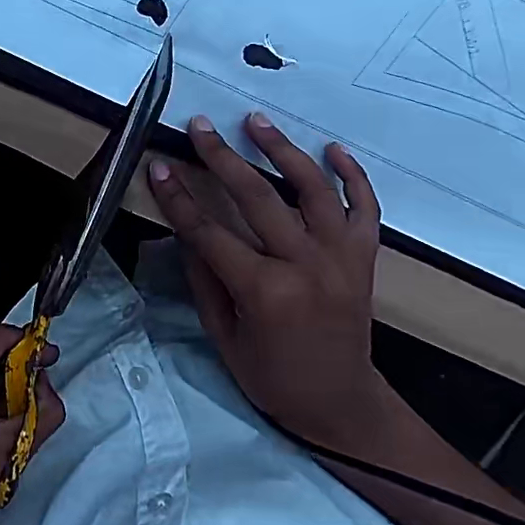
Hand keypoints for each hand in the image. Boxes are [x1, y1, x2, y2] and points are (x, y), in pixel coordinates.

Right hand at [147, 112, 384, 449]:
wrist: (342, 404)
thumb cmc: (273, 377)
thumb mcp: (224, 336)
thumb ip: (205, 279)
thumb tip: (189, 230)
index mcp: (265, 291)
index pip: (209, 232)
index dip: (179, 198)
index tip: (159, 167)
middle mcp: (306, 266)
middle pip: (257, 197)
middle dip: (221, 157)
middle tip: (199, 127)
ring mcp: (341, 258)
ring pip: (312, 189)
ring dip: (282, 150)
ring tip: (256, 121)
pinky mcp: (364, 257)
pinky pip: (365, 207)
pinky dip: (353, 175)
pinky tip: (333, 149)